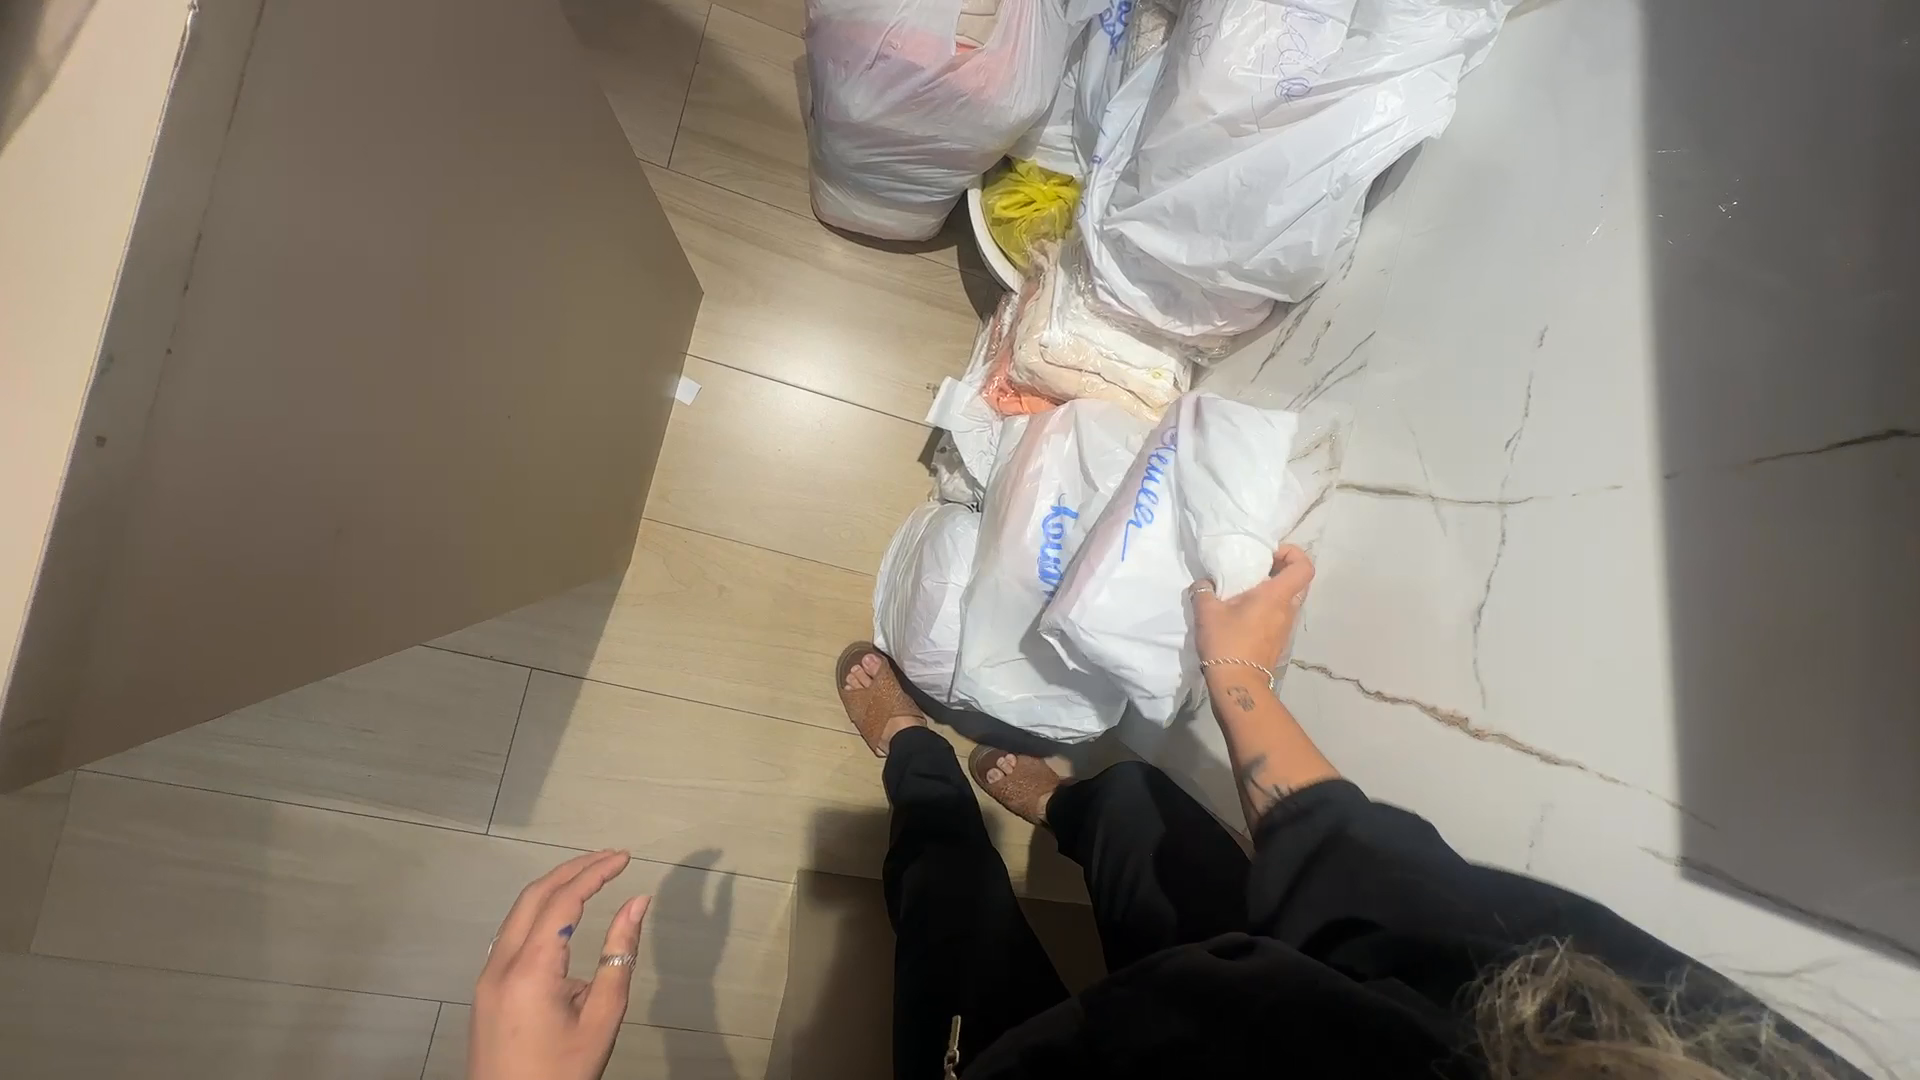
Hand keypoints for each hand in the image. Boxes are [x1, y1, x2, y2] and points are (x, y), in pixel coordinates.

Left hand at [470, 850, 651, 1079]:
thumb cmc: (563, 1072)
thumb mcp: (602, 1017)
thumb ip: (619, 954)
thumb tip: (638, 901)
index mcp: (530, 970)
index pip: (563, 901)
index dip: (595, 872)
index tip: (625, 858)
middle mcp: (500, 965)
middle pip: (534, 896)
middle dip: (574, 868)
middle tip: (612, 858)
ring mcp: (487, 978)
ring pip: (518, 911)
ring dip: (556, 884)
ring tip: (593, 874)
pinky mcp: (486, 990)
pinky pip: (512, 931)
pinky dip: (541, 906)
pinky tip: (563, 910)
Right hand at [1191, 545, 1314, 671]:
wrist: (1238, 683)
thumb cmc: (1227, 642)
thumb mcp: (1207, 612)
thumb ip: (1203, 591)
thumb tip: (1204, 583)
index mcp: (1276, 596)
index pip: (1303, 567)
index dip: (1292, 553)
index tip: (1269, 553)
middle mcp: (1287, 608)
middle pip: (1297, 580)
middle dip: (1279, 569)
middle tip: (1255, 567)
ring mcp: (1285, 625)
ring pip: (1288, 597)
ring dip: (1271, 589)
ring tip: (1244, 589)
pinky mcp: (1278, 638)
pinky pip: (1278, 613)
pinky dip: (1266, 605)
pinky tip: (1242, 611)